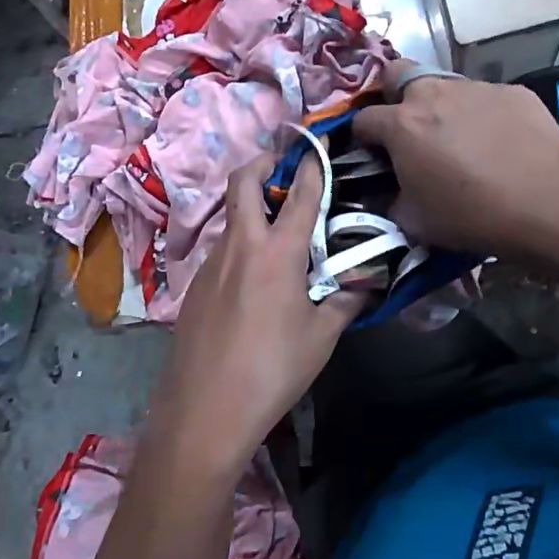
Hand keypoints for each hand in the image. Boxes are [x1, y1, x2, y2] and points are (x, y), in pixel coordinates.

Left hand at [155, 155, 364, 462]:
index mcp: (277, 253)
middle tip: (281, 166)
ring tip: (277, 232)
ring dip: (251, 209)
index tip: (318, 149)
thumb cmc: (273, 369)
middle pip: (242, 183)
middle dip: (261, 163)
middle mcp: (240, 247)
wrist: (205, 409)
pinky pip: (221, 252)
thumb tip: (364, 283)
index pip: (300, 195)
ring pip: (230, 219)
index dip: (312, 167)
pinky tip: (253, 281)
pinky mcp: (193, 288)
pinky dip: (240, 246)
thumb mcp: (322, 337)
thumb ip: (345, 302)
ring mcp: (210, 265)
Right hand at [353, 61, 558, 261]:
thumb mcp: (415, 221)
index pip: (363, 119)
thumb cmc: (469, 216)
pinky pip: (486, 98)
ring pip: (445, 85)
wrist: (543, 205)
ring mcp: (475, 88)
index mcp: (402, 124)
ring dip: (442, 106)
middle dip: (393, 94)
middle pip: (398, 74)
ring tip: (461, 139)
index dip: (363, 138)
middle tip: (408, 127)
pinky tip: (499, 142)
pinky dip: (482, 115)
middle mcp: (434, 94)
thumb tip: (389, 192)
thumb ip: (391, 201)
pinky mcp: (512, 91)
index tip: (374, 155)